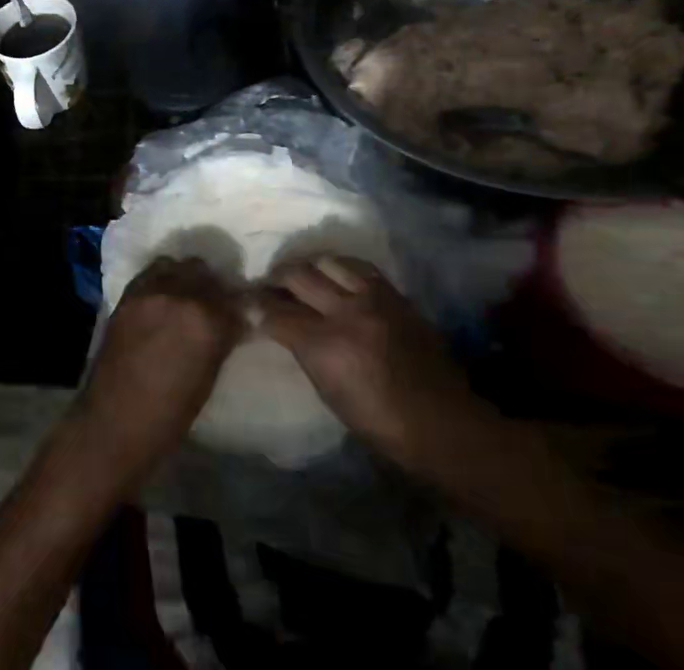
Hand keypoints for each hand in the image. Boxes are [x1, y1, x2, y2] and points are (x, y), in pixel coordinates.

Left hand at [72, 257, 243, 480]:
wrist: (113, 423)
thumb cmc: (170, 413)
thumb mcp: (210, 376)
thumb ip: (222, 338)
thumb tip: (233, 321)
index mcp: (207, 320)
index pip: (235, 299)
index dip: (239, 309)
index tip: (239, 319)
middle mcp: (180, 295)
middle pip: (207, 274)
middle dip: (215, 290)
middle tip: (214, 308)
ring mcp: (150, 292)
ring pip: (179, 266)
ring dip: (188, 279)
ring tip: (188, 299)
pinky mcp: (128, 296)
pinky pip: (153, 273)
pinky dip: (164, 279)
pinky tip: (165, 300)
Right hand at [259, 257, 476, 467]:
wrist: (438, 419)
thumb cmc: (377, 421)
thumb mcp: (327, 391)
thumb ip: (304, 350)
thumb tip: (282, 326)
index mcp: (326, 346)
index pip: (276, 314)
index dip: (255, 309)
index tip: (245, 305)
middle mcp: (346, 313)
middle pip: (297, 276)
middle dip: (275, 279)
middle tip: (267, 286)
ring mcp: (373, 298)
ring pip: (327, 261)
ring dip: (307, 266)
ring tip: (300, 276)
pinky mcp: (394, 294)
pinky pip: (359, 266)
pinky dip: (339, 267)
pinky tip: (333, 276)